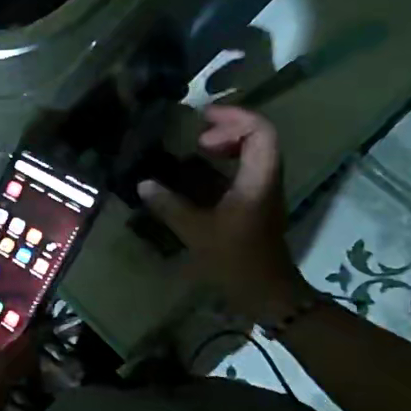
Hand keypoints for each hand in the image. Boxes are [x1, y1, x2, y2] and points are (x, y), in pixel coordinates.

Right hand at [137, 106, 311, 325]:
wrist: (265, 293)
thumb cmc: (235, 260)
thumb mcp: (197, 232)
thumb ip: (170, 205)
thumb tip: (144, 184)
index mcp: (258, 179)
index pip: (260, 131)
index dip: (234, 117)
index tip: (202, 120)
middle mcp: (267, 179)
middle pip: (260, 136)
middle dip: (229, 127)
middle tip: (197, 134)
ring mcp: (264, 192)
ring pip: (254, 152)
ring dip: (228, 144)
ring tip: (197, 147)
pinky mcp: (257, 205)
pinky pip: (245, 170)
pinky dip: (226, 162)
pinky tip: (199, 173)